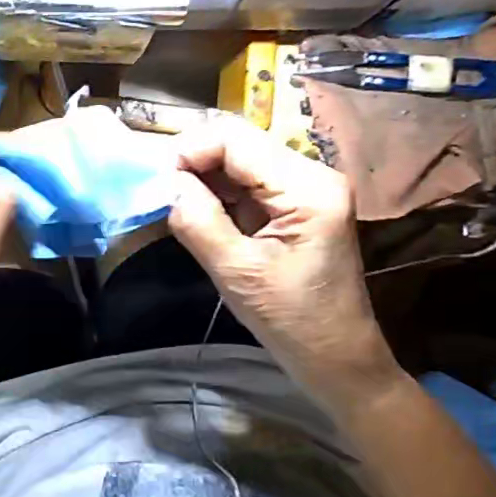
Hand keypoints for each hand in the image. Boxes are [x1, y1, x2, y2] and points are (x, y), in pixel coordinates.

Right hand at [169, 117, 407, 417]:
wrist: (335, 356)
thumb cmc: (291, 319)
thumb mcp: (236, 271)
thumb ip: (197, 220)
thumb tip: (165, 182)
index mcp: (307, 187)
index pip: (235, 139)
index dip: (189, 151)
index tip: (160, 184)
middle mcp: (311, 173)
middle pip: (237, 141)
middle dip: (193, 160)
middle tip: (162, 192)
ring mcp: (304, 186)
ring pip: (237, 157)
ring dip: (201, 174)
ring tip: (175, 202)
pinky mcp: (293, 201)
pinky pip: (244, 179)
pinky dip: (214, 189)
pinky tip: (197, 209)